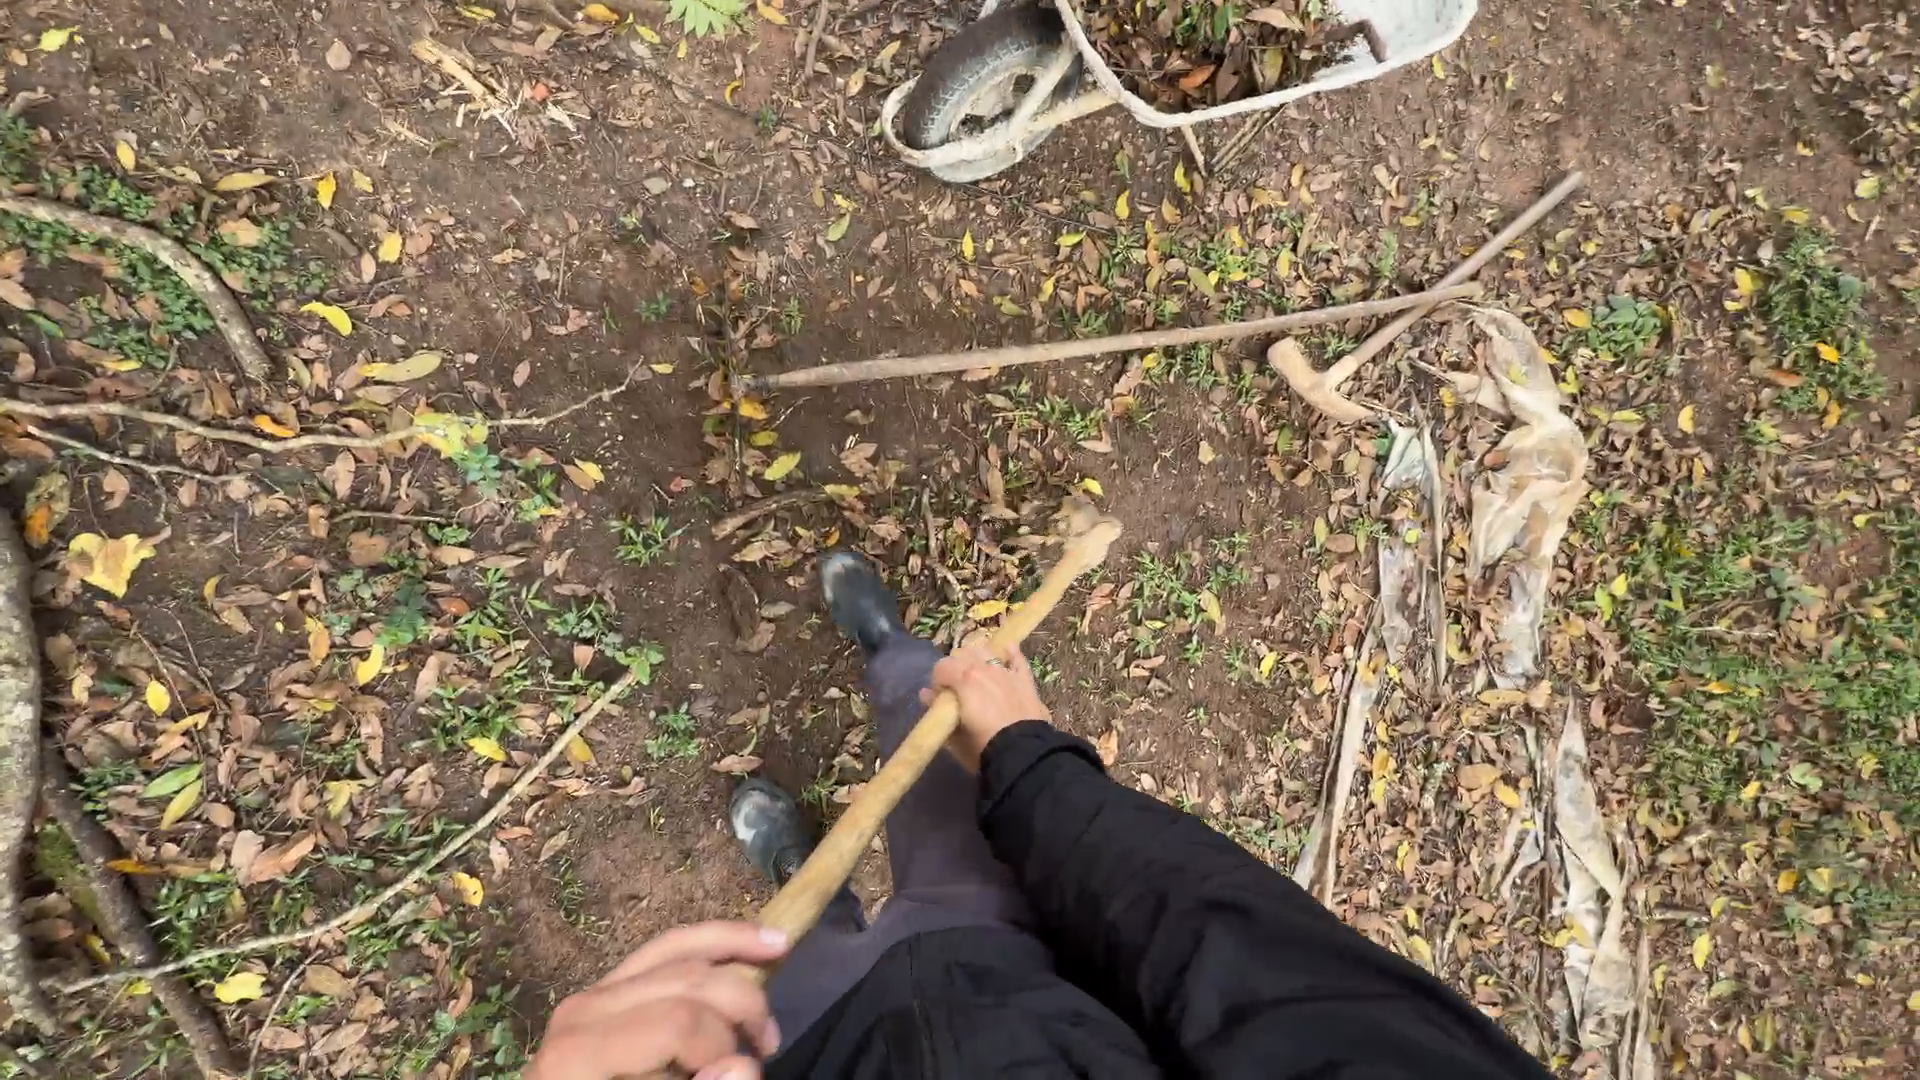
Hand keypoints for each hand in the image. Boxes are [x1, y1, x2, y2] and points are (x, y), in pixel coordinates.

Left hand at [526, 921, 788, 1079]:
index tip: (749, 1071)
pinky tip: (752, 937)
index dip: (721, 1044)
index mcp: (580, 1054)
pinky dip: (716, 940)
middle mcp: (584, 1009)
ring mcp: (596, 990)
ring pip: (683, 949)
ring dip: (738, 950)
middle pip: (685, 981)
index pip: (676, 1022)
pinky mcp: (611, 984)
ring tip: (780, 955)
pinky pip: (671, 946)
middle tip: (768, 1043)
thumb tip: (742, 1068)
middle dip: (740, 1004)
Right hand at [923, 643, 1051, 770]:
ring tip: (977, 674)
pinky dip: (1010, 653)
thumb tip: (926, 694)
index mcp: (963, 679)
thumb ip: (937, 709)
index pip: (941, 667)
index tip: (940, 697)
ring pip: (986, 651)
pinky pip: (1017, 658)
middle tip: (956, 688)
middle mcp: (984, 668)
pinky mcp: (1024, 679)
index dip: (938, 681)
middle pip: (962, 654)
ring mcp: (1005, 671)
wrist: (1022, 754)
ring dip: (977, 658)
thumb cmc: (982, 746)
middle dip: (955, 667)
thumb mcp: (953, 734)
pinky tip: (1006, 651)